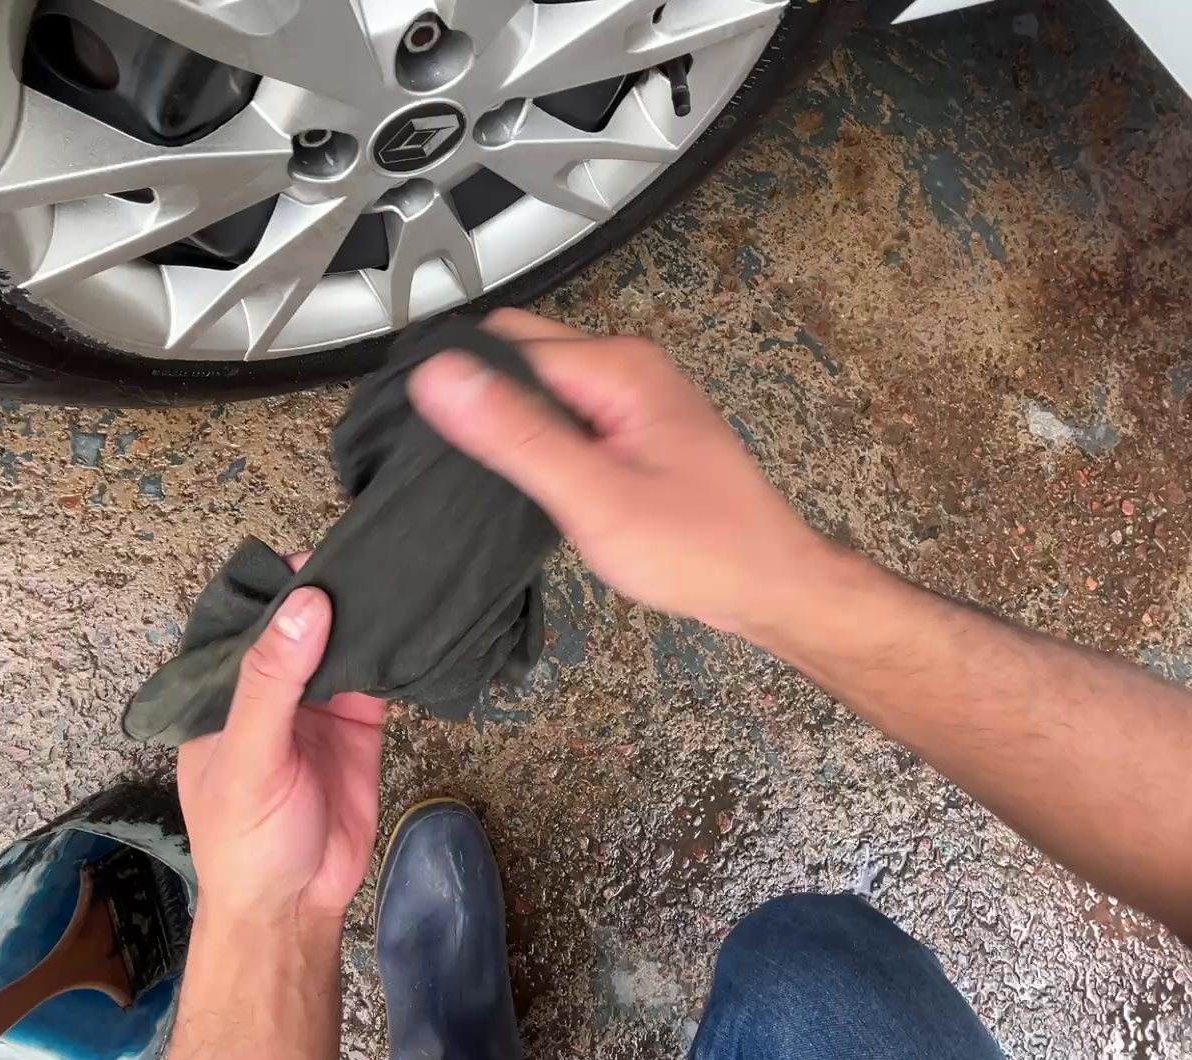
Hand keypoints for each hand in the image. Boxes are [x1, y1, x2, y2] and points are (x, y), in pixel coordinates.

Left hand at [176, 553, 385, 923]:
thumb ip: (272, 682)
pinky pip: (378, 669)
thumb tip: (310, 601)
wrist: (298, 905)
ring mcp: (319, 698)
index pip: (250, 614)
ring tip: (407, 571)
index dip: (282, 579)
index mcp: (225, 685)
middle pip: (303, 618)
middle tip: (381, 550)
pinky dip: (396, 646)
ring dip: (368, 611)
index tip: (327, 549)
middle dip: (334, 586)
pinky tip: (420, 618)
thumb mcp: (249, 758)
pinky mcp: (361, 717)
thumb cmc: (247, 838)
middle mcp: (273, 683)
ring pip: (343, 638)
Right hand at [407, 310, 841, 638]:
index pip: (506, 344)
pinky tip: (530, 472)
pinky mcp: (632, 426)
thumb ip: (518, 435)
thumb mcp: (595, 496)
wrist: (766, 582)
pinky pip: (565, 409)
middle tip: (453, 450)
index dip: (461, 382)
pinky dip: (537, 433)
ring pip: (541, 382)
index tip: (426, 427)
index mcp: (618, 368)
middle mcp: (627, 367)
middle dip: (481, 391)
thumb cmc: (700, 547)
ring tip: (488, 466)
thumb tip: (445, 380)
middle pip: (522, 351)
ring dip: (509, 415)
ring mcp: (632, 396)